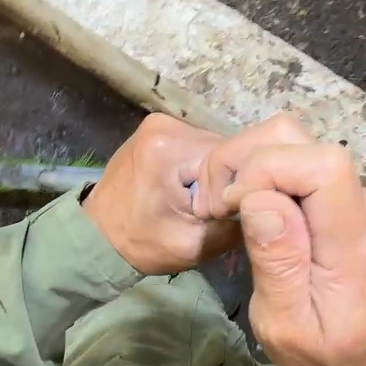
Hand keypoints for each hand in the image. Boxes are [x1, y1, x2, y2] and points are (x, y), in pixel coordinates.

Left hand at [83, 114, 230, 274]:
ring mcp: (158, 122)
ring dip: (215, 173)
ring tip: (204, 200)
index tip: (230, 213)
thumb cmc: (142, 243)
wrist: (97, 235)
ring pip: (212, 146)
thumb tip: (268, 203)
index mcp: (171, 147)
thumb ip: (236, 222)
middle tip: (218, 209)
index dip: (240, 188)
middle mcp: (165, 123)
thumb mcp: (196, 243)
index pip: (233, 158)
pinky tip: (191, 188)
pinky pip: (195, 145)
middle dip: (228, 179)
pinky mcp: (156, 128)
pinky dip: (199, 166)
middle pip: (223, 147)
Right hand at [196, 115, 365, 365]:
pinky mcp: (334, 194)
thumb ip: (278, 265)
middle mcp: (358, 204)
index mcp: (353, 240)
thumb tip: (259, 200)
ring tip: (222, 203)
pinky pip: (291, 157)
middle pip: (297, 139)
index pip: (323, 165)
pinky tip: (240, 204)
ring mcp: (348, 194)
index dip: (267, 169)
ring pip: (290, 139)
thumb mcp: (289, 329)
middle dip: (243, 159)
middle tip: (215, 205)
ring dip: (244, 160)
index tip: (231, 206)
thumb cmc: (329, 354)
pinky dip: (254, 168)